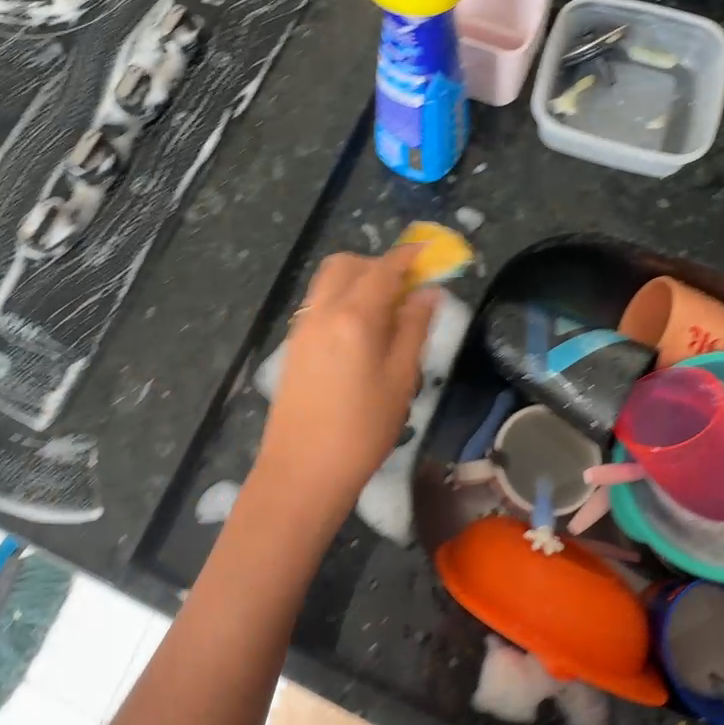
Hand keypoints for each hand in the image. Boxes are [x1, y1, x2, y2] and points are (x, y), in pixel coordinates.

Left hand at [253, 245, 439, 517]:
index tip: (430, 253)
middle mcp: (322, 311)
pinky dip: (342, 301)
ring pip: (329, 282)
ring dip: (358, 281)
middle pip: (347, 264)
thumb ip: (414, 329)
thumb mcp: (401, 380)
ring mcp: (302, 327)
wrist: (301, 472)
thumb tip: (430, 292)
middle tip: (407, 288)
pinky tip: (361, 334)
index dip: (409, 256)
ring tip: (387, 313)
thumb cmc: (361, 431)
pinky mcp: (293, 346)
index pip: (384, 269)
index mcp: (354, 316)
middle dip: (378, 265)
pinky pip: (319, 304)